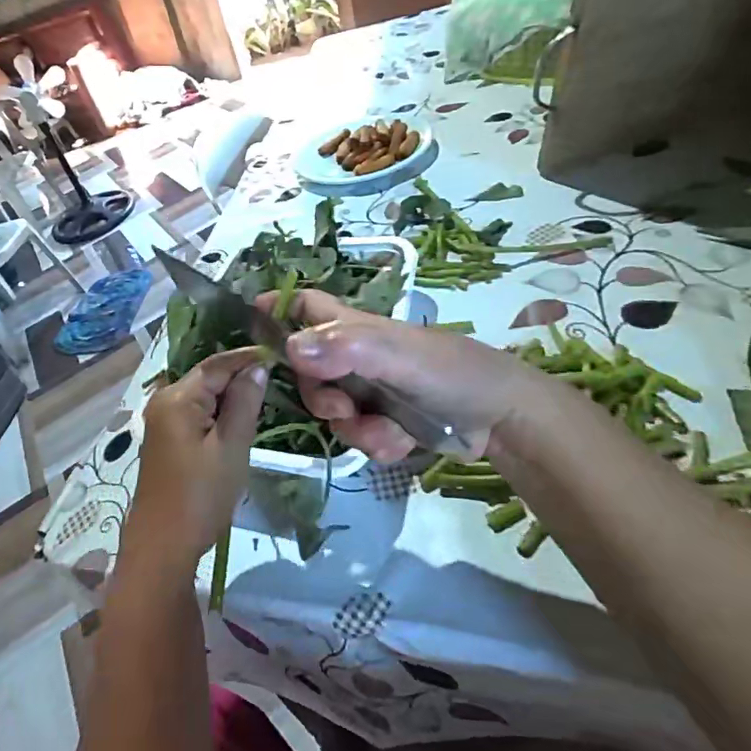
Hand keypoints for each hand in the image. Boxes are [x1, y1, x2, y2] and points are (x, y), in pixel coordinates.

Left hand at [127, 348, 270, 565]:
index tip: (281, 355)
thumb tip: (258, 367)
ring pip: (204, 395)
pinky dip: (219, 412)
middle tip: (279, 375)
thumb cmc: (200, 496)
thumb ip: (245, 402)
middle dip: (241, 374)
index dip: (248, 357)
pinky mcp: (167, 439)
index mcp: (177, 398)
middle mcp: (164, 401)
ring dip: (232, 394)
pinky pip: (197, 412)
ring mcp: (162, 421)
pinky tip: (241, 418)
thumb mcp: (231, 446)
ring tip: (266, 393)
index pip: (217, 363)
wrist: (162, 548)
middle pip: (209, 376)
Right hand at [255, 290, 531, 463]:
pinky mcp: (384, 422)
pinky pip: (357, 437)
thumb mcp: (398, 354)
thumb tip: (290, 348)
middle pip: (307, 373)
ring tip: (387, 431)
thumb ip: (346, 348)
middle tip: (344, 407)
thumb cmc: (451, 371)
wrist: (501, 419)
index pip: (305, 305)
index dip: (276, 308)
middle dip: (320, 397)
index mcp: (355, 327)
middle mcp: (356, 356)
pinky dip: (377, 444)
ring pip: (332, 413)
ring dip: (355, 428)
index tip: (248, 327)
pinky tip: (403, 442)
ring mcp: (370, 391)